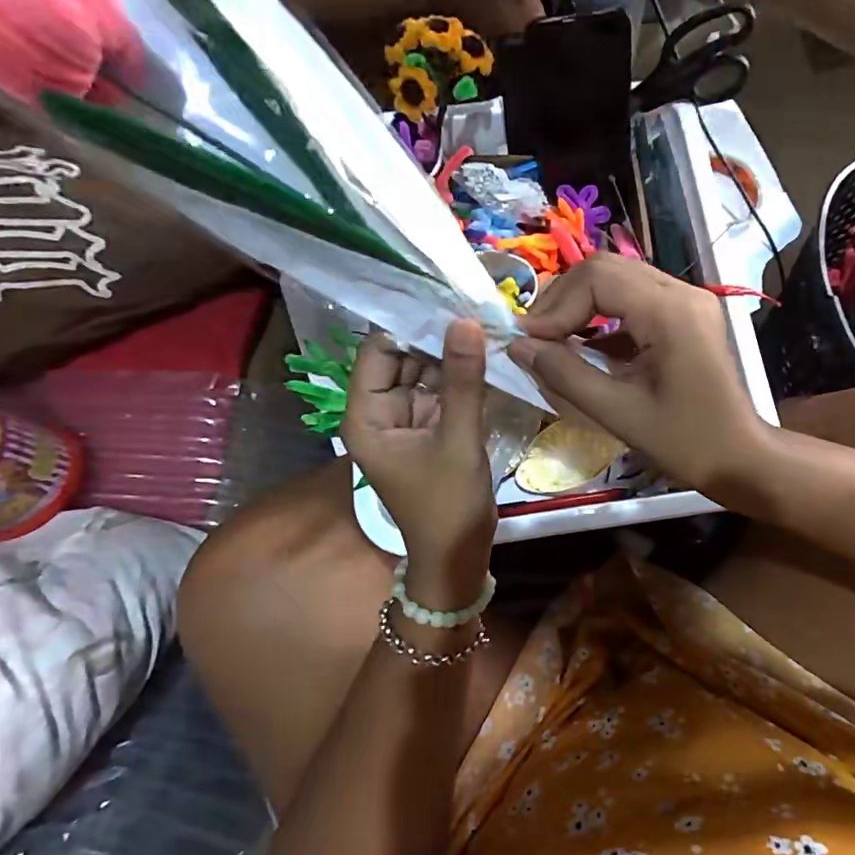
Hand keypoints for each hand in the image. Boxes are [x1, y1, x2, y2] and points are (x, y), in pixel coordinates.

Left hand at [341, 321, 495, 568]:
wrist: (458, 555)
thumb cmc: (447, 504)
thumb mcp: (458, 440)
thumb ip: (463, 381)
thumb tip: (466, 322)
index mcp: (366, 416)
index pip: (379, 352)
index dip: (409, 324)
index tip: (447, 299)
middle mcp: (381, 412)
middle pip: (404, 359)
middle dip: (436, 337)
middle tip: (475, 306)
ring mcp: (407, 420)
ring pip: (427, 373)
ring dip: (453, 355)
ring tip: (487, 324)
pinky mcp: (431, 428)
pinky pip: (444, 392)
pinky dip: (462, 378)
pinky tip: (487, 355)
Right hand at [509, 255, 770, 496]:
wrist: (742, 457)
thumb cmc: (687, 442)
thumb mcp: (619, 413)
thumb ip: (565, 374)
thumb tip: (518, 347)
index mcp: (670, 312)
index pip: (598, 277)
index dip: (555, 305)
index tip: (529, 342)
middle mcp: (682, 293)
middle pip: (607, 269)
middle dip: (564, 300)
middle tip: (535, 338)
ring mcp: (688, 302)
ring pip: (620, 280)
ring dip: (581, 306)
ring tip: (553, 340)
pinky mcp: (687, 316)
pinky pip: (636, 300)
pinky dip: (604, 317)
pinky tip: (584, 346)